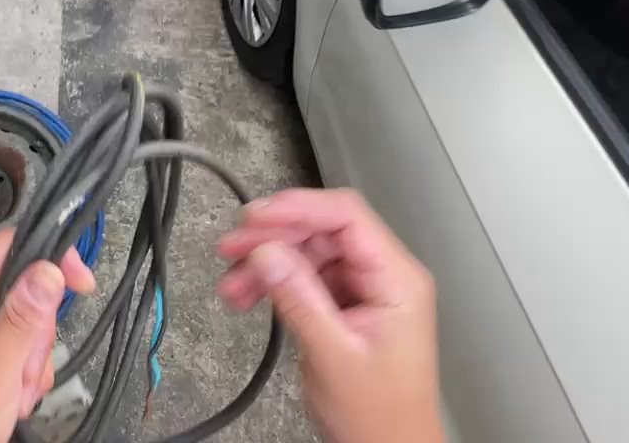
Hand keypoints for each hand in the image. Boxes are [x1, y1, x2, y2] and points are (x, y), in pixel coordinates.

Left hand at [0, 229, 96, 442]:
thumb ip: (24, 318)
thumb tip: (50, 268)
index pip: (15, 242)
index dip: (52, 257)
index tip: (81, 282)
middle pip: (28, 284)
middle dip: (36, 332)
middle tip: (23, 367)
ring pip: (28, 316)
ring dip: (30, 357)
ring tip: (13, 388)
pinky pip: (20, 338)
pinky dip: (23, 368)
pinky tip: (10, 391)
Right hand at [216, 188, 443, 442]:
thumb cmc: (382, 420)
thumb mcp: (335, 358)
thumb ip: (300, 300)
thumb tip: (266, 252)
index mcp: (396, 279)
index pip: (345, 216)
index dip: (298, 208)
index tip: (256, 218)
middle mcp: (379, 273)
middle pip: (317, 229)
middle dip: (271, 236)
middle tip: (232, 247)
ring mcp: (358, 285)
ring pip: (301, 249)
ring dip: (262, 261)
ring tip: (232, 283)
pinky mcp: (339, 298)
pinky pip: (297, 272)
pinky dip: (268, 279)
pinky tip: (244, 293)